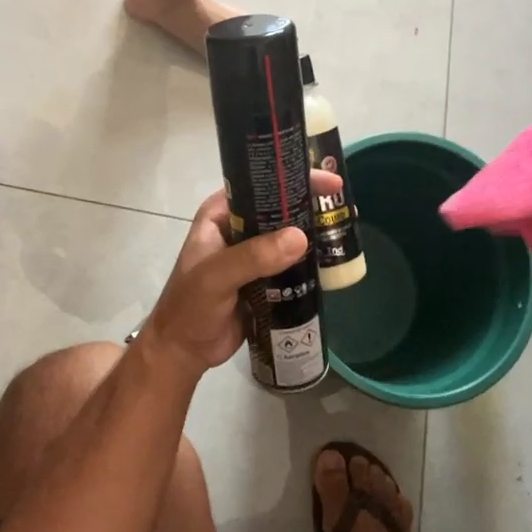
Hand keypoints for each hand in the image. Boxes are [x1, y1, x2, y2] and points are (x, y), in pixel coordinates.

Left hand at [138, 171, 343, 379]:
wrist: (184, 352)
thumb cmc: (190, 307)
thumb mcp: (216, 277)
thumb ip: (253, 257)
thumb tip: (301, 237)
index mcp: (220, 215)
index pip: (259, 186)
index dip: (292, 179)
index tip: (328, 182)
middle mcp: (238, 228)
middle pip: (280, 209)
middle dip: (311, 206)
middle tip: (345, 205)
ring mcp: (253, 255)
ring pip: (289, 237)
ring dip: (315, 234)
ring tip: (346, 230)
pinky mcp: (266, 280)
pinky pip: (293, 265)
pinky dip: (312, 262)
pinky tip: (335, 261)